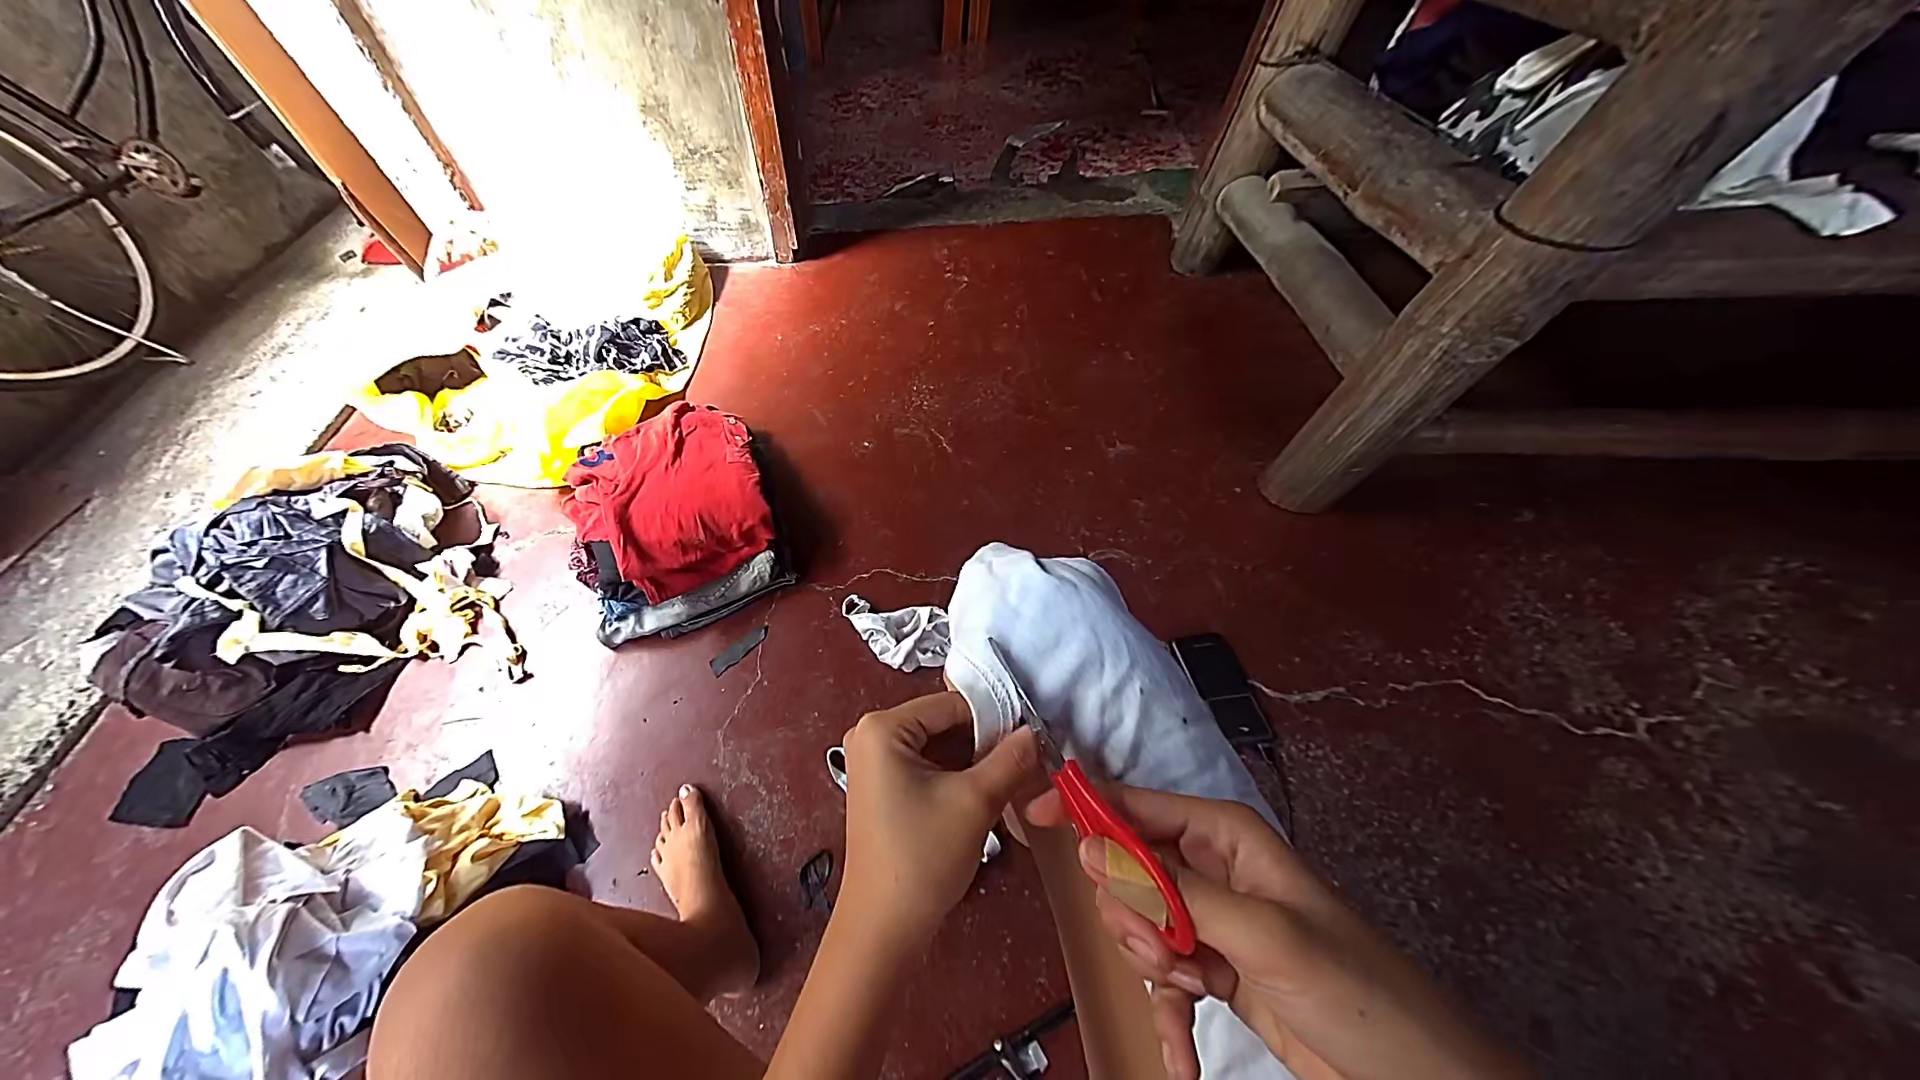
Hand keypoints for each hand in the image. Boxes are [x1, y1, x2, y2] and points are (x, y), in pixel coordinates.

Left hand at [841, 692, 1038, 946]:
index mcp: (882, 727)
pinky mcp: (883, 787)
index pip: (951, 704)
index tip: (1031, 735)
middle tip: (1026, 760)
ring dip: (975, 760)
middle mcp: (871, 735)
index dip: (995, 716)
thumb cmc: (922, 857)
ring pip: (940, 746)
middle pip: (945, 723)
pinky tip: (987, 792)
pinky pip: (928, 766)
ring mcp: (874, 763)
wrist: (884, 930)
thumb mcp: (975, 802)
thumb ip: (1010, 759)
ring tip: (1013, 777)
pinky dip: (958, 776)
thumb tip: (1034, 732)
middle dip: (985, 741)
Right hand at [1026, 784, 1528, 1079]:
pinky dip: (1166, 1012)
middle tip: (1167, 950)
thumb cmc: (1353, 990)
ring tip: (1194, 990)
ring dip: (1153, 963)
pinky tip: (1181, 1055)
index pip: (1135, 806)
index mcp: (1222, 834)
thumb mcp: (1260, 934)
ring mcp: (1211, 919)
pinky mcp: (1214, 967)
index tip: (1035, 818)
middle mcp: (1210, 867)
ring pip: (1139, 923)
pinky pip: (1162, 975)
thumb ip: (1172, 890)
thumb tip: (1092, 848)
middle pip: (1128, 871)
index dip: (1084, 807)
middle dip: (1134, 915)